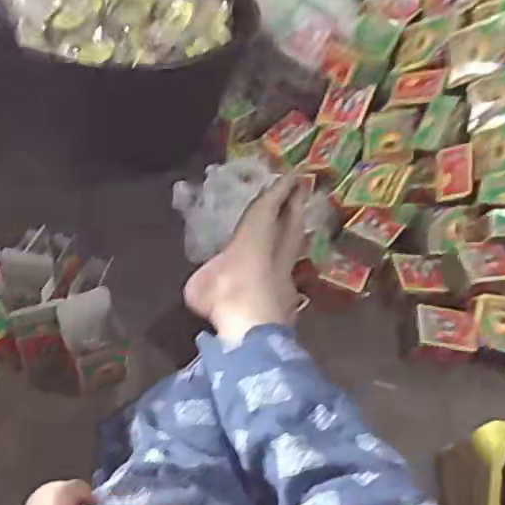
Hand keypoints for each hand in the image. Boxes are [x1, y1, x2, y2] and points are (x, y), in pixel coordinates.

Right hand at [185, 173, 310, 340]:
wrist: (252, 327)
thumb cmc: (223, 293)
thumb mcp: (200, 285)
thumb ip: (208, 278)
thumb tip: (209, 283)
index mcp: (255, 233)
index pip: (269, 205)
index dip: (279, 190)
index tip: (289, 177)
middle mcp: (276, 249)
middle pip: (292, 220)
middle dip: (296, 203)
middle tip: (304, 188)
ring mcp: (287, 274)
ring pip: (296, 245)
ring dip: (296, 232)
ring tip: (296, 222)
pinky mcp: (290, 299)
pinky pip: (290, 272)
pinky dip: (288, 265)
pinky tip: (283, 269)